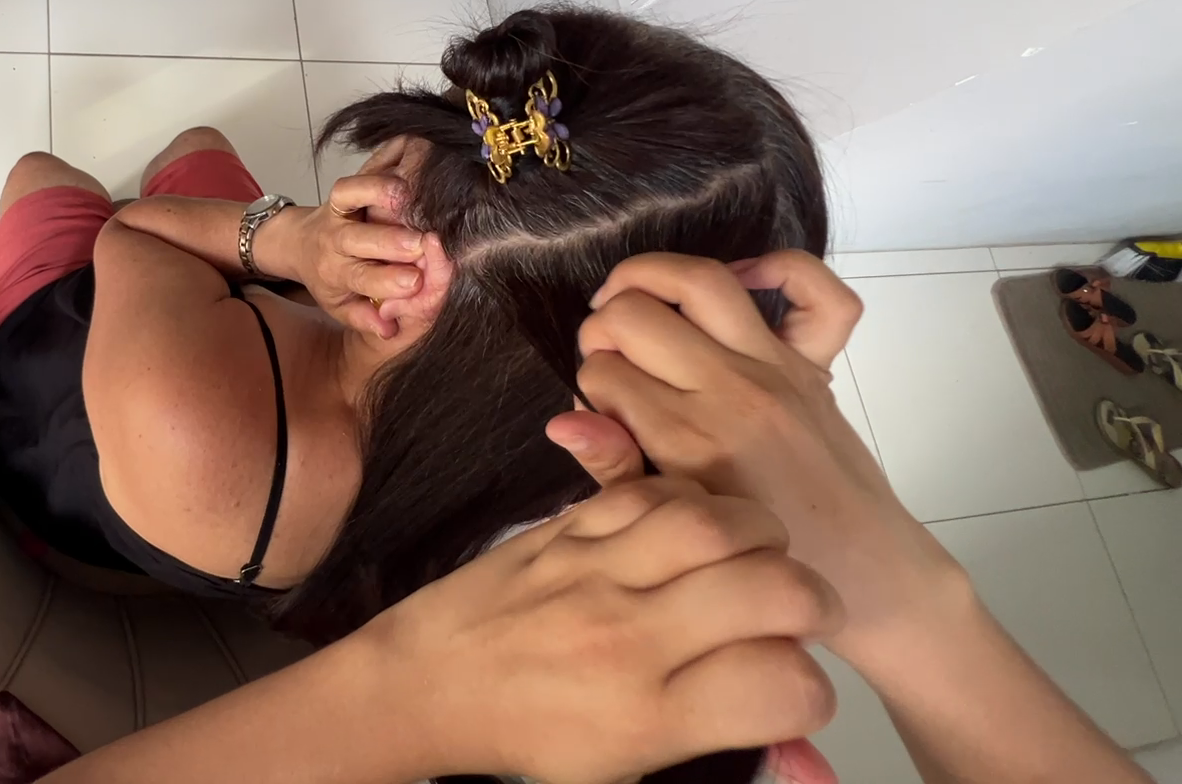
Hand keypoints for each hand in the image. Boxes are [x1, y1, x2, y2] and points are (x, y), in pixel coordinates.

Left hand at [265, 138, 433, 336]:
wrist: (298, 242)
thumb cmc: (328, 278)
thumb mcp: (339, 306)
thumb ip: (363, 318)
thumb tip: (389, 330)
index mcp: (336, 271)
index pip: (360, 278)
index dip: (386, 281)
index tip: (414, 282)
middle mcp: (336, 237)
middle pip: (357, 237)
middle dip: (389, 240)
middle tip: (421, 242)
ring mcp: (339, 206)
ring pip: (348, 192)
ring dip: (376, 189)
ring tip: (406, 193)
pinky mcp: (351, 181)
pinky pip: (367, 161)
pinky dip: (388, 151)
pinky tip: (414, 144)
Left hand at [355, 476, 841, 783]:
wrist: (430, 678)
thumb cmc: (529, 731)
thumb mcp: (631, 770)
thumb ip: (727, 755)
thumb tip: (817, 764)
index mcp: (649, 714)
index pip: (787, 683)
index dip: (813, 685)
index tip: (788, 682)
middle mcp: (624, 634)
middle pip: (768, 587)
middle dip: (809, 595)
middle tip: (792, 607)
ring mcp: (586, 569)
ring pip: (706, 521)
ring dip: (754, 530)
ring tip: (752, 553)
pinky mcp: (557, 529)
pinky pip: (637, 490)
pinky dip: (682, 497)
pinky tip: (686, 522)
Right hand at [551, 251, 966, 662]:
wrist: (866, 577)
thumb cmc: (751, 553)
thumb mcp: (664, 520)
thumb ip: (609, 466)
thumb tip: (561, 420)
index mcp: (685, 437)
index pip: (600, 372)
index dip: (588, 386)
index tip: (603, 410)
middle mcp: (729, 390)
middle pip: (632, 314)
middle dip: (599, 328)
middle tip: (605, 356)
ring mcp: (778, 370)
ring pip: (701, 280)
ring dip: (647, 274)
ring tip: (626, 295)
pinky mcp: (817, 364)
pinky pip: (822, 296)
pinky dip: (782, 268)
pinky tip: (740, 279)